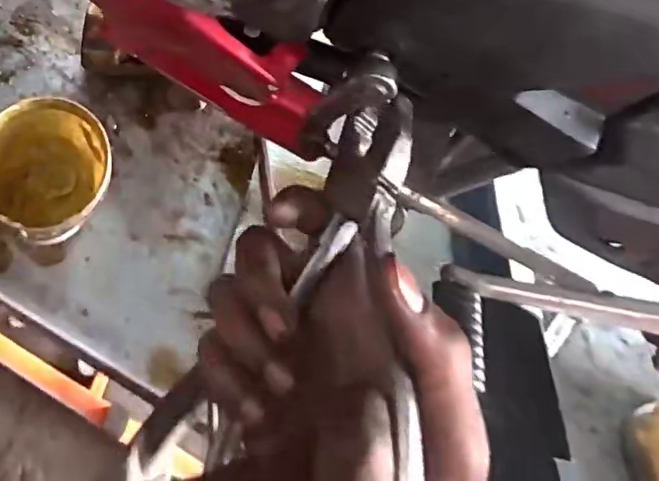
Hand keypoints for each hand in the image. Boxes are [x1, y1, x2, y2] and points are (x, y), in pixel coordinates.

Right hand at [197, 187, 487, 480]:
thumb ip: (433, 345)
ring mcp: (267, 346)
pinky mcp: (238, 386)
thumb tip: (388, 264)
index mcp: (355, 300)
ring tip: (281, 388)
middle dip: (260, 277)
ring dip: (244, 332)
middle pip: (256, 249)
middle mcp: (305, 310)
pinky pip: (210, 353)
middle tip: (286, 328)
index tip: (280, 215)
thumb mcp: (449, 419)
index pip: (322, 226)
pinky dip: (227, 378)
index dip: (299, 204)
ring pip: (225, 294)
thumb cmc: (427, 471)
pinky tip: (259, 415)